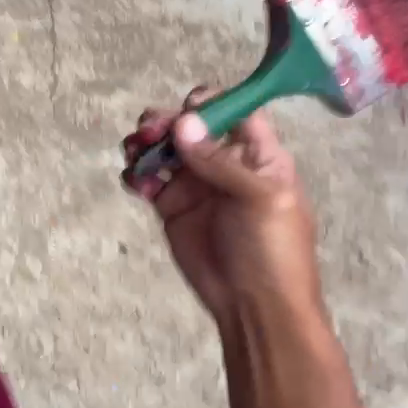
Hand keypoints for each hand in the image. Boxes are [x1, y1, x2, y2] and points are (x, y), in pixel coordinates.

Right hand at [122, 87, 322, 324]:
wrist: (253, 303)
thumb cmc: (272, 249)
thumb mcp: (260, 201)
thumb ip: (220, 161)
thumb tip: (181, 122)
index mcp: (257, 158)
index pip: (237, 113)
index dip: (211, 103)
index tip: (185, 108)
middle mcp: (222, 163)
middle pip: (186, 124)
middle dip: (163, 121)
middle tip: (149, 133)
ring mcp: (193, 182)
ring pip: (159, 145)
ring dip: (143, 144)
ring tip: (137, 158)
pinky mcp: (168, 202)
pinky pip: (143, 175)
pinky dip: (134, 174)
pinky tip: (139, 187)